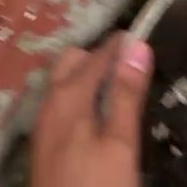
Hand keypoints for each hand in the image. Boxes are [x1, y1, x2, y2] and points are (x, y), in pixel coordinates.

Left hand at [32, 32, 154, 186]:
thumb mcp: (120, 145)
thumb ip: (126, 94)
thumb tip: (137, 44)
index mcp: (68, 95)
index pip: (98, 54)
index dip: (121, 45)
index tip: (143, 40)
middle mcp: (49, 101)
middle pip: (73, 61)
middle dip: (99, 57)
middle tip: (129, 71)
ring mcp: (43, 124)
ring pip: (63, 82)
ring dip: (88, 77)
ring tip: (118, 94)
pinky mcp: (43, 145)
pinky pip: (60, 104)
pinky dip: (79, 98)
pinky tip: (97, 121)